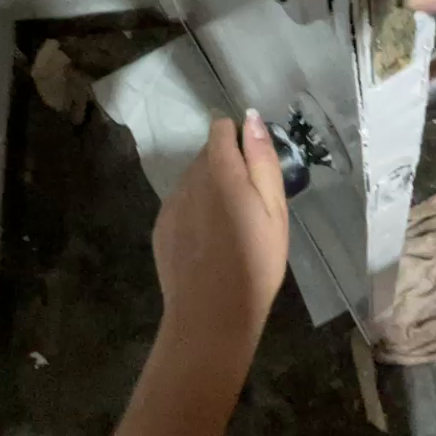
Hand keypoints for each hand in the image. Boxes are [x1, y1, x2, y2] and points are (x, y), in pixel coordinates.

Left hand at [151, 112, 289, 349]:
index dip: (240, 138)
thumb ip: (262, 160)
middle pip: (207, 152)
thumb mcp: (274, 209)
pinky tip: (211, 238)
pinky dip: (197, 208)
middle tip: (250, 200)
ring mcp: (171, 204)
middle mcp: (190, 180)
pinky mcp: (161, 227)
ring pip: (193, 177)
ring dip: (211, 185)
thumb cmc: (256, 262)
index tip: (256, 165)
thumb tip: (251, 119)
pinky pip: (182, 201)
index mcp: (220, 171)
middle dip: (228, 163)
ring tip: (231, 222)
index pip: (221, 129)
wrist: (211, 317)